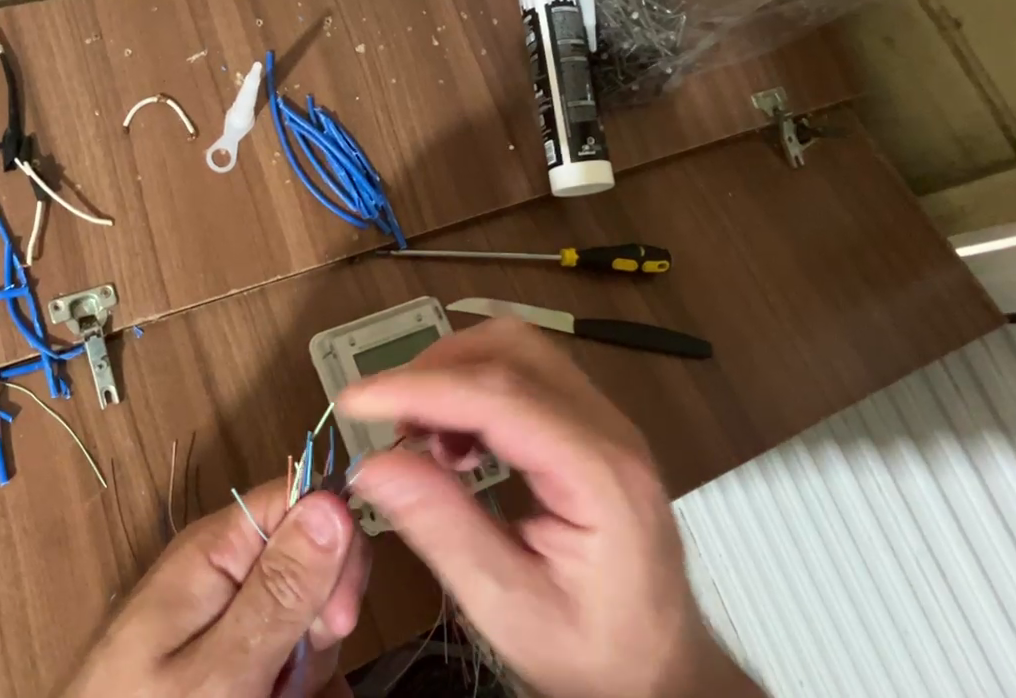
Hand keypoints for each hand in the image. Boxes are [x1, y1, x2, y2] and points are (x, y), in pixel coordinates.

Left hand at [55, 479, 370, 697]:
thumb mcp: (220, 669)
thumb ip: (279, 589)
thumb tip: (332, 501)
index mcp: (217, 548)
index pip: (303, 499)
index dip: (335, 547)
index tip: (339, 617)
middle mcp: (226, 565)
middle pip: (313, 561)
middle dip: (321, 619)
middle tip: (293, 677)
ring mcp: (230, 609)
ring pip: (309, 613)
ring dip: (309, 662)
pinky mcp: (234, 647)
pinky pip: (291, 650)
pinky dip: (296, 682)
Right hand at [339, 318, 760, 697]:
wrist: (660, 665)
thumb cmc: (592, 649)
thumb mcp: (508, 608)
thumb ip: (442, 528)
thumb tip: (372, 464)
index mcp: (597, 474)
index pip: (500, 397)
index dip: (420, 388)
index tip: (355, 401)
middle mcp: (608, 429)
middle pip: (512, 350)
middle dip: (436, 371)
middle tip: (393, 424)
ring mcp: (603, 420)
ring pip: (517, 348)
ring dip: (455, 375)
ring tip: (426, 438)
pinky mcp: (590, 424)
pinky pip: (525, 373)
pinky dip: (475, 388)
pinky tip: (459, 443)